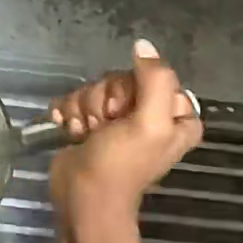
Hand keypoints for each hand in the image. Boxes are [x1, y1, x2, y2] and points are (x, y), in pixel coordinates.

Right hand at [49, 39, 202, 216]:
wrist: (83, 197)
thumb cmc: (121, 164)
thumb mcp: (150, 123)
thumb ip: (154, 79)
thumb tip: (142, 44)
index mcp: (175, 114)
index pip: (151, 75)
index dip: (134, 91)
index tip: (126, 114)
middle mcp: (148, 113)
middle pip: (118, 80)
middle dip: (104, 101)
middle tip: (104, 126)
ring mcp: (115, 118)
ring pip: (93, 88)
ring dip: (83, 110)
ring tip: (86, 134)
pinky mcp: (87, 123)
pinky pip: (74, 99)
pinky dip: (68, 113)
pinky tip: (70, 130)